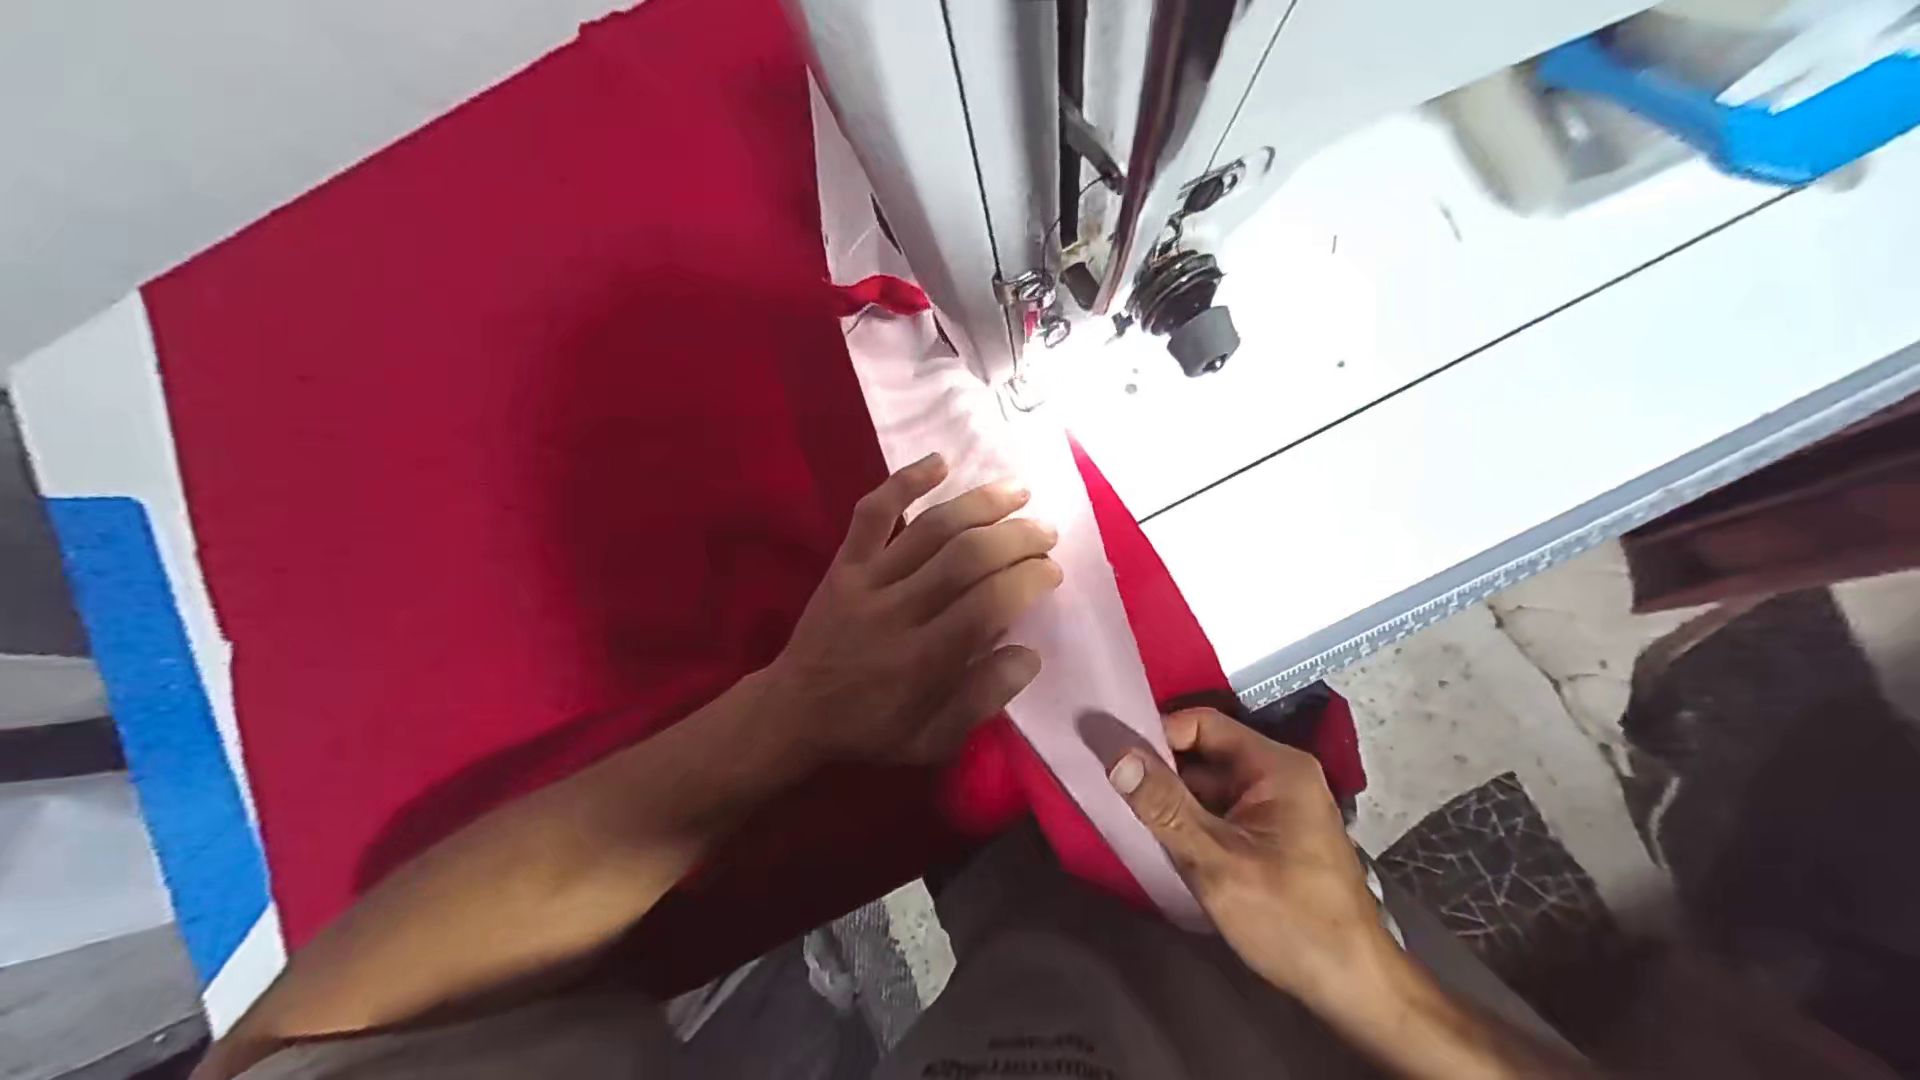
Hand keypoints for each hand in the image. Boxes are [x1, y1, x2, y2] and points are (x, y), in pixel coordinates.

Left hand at [769, 453, 1061, 764]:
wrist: (793, 711)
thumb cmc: (870, 728)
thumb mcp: (930, 740)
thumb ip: (981, 701)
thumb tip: (1028, 654)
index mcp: (922, 661)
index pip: (988, 605)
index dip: (1028, 580)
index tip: (1051, 571)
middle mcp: (897, 611)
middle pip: (965, 558)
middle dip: (1016, 537)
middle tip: (1046, 532)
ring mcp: (866, 579)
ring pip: (929, 528)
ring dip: (979, 504)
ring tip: (1018, 492)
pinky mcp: (844, 563)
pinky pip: (872, 512)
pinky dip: (905, 481)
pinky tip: (941, 461)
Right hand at [1108, 708, 1396, 1008]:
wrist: (1357, 992)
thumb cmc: (1290, 921)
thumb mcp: (1216, 862)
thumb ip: (1164, 806)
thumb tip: (1116, 754)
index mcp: (1275, 767)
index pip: (1201, 724)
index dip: (1157, 737)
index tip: (1118, 760)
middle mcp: (1278, 775)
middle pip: (1202, 753)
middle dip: (1160, 771)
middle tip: (1115, 789)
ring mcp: (1277, 805)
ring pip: (1207, 784)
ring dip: (1173, 800)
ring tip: (1130, 815)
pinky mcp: (1271, 833)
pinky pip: (1220, 810)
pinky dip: (1191, 820)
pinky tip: (1163, 839)